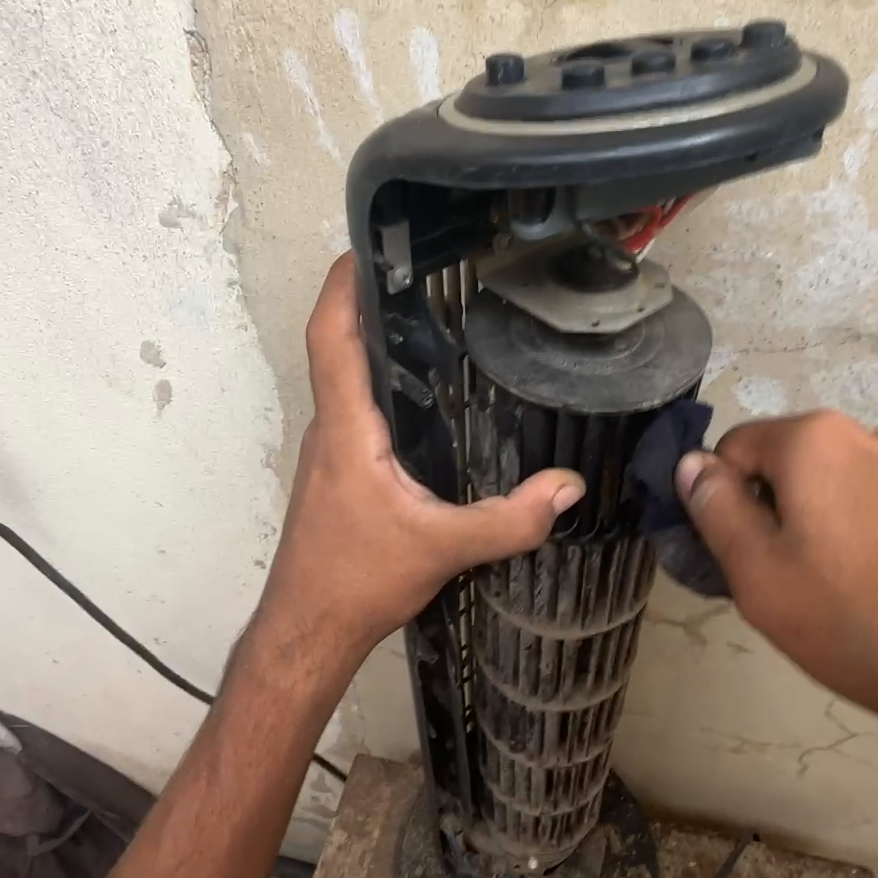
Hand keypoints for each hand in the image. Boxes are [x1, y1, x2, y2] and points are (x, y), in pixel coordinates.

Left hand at [263, 254, 584, 660]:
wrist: (308, 630)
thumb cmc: (357, 581)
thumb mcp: (441, 549)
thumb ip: (508, 520)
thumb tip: (569, 488)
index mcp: (346, 429)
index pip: (330, 337)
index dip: (342, 286)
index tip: (366, 248)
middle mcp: (330, 429)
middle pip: (339, 348)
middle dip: (371, 303)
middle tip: (426, 275)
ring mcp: (330, 451)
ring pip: (348, 381)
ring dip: (377, 346)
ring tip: (434, 323)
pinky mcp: (337, 473)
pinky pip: (357, 411)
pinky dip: (383, 387)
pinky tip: (427, 401)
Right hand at [675, 412, 877, 756]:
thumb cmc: (870, 622)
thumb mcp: (762, 579)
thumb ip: (715, 513)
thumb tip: (692, 465)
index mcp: (815, 440)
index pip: (733, 449)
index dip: (721, 504)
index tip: (738, 563)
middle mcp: (876, 436)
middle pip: (794, 469)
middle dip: (779, 519)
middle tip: (793, 592)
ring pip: (850, 493)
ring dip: (833, 534)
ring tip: (856, 607)